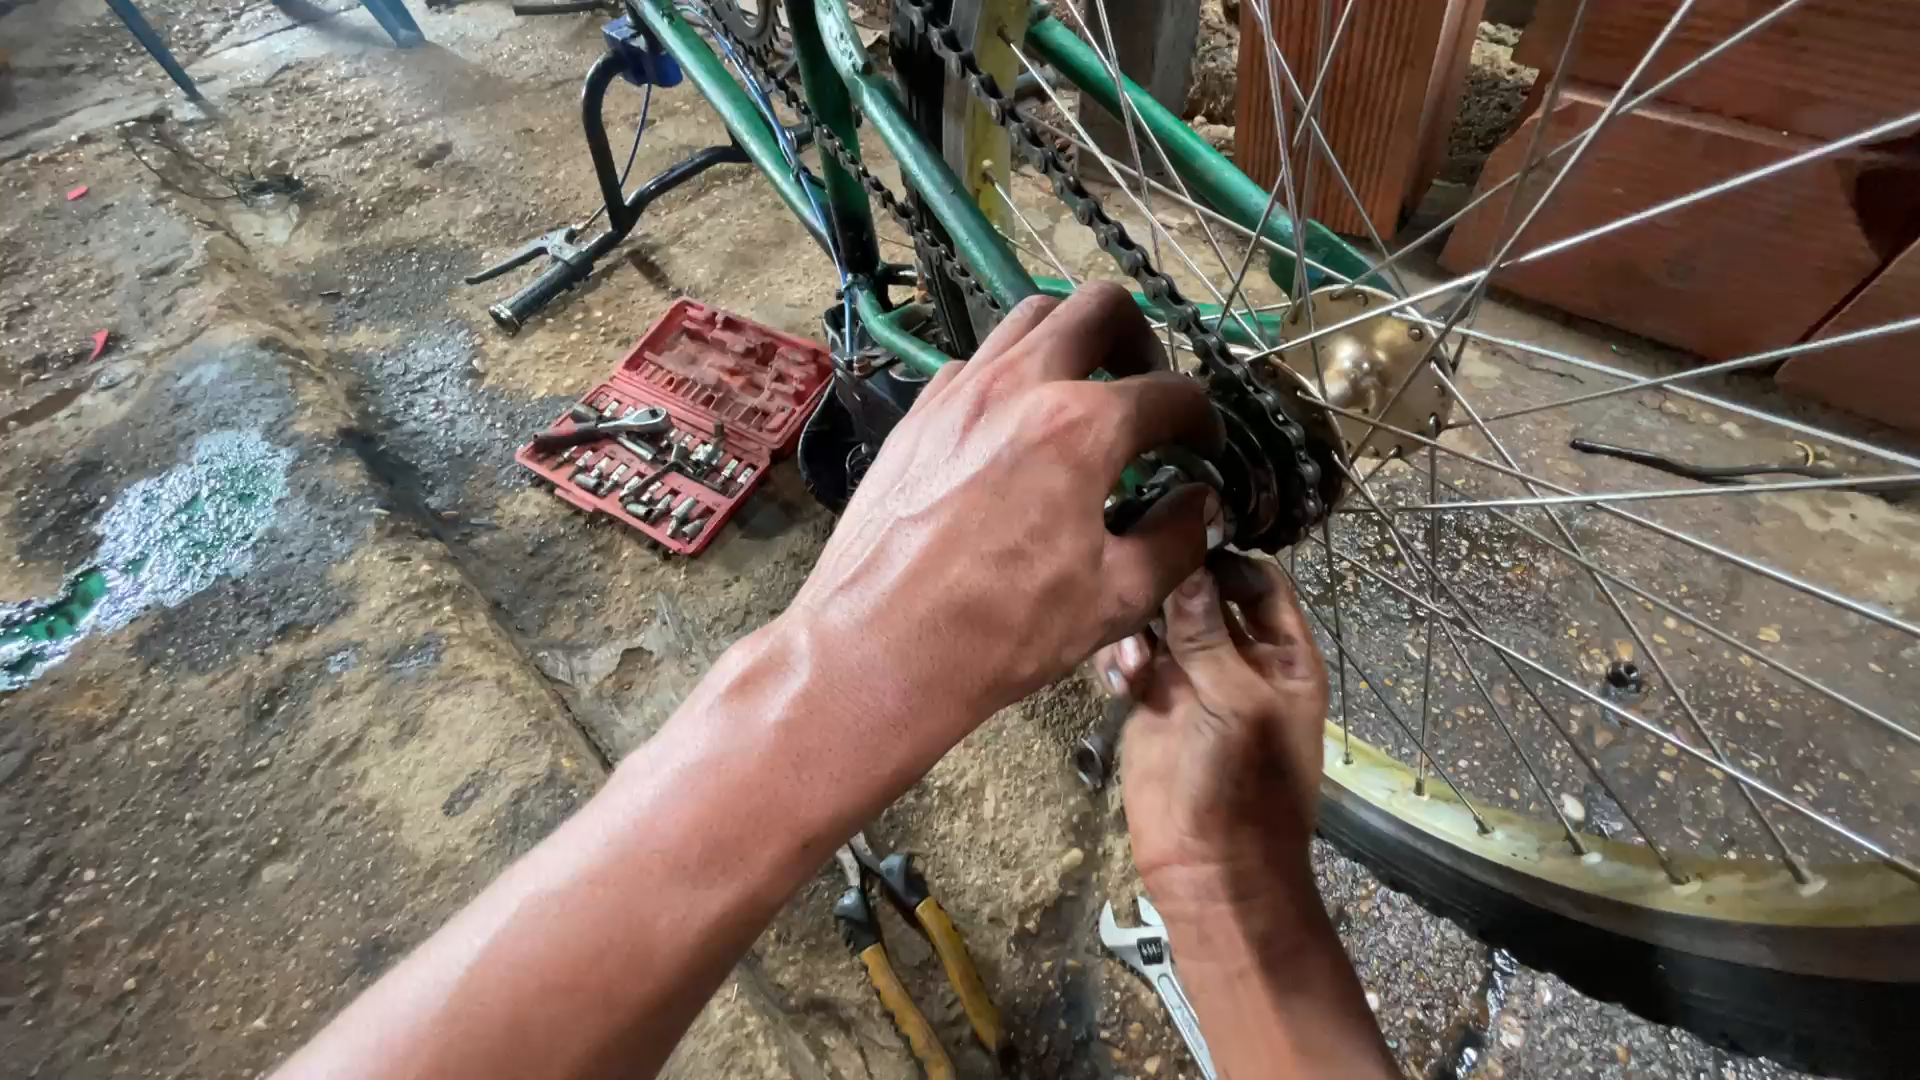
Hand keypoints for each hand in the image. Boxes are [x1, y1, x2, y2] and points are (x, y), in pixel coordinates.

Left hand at [786, 283, 1224, 736]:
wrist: (878, 648)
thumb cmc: (1000, 630)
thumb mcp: (1114, 598)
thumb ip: (1175, 539)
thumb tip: (1197, 503)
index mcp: (1079, 427)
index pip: (1171, 392)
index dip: (1204, 420)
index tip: (1203, 449)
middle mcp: (1017, 386)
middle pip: (1098, 308)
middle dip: (1141, 340)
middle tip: (1145, 393)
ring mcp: (956, 393)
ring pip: (1027, 320)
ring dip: (1070, 344)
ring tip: (1080, 400)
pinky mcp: (915, 416)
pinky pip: (972, 365)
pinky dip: (1008, 377)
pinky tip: (1010, 432)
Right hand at [1095, 553, 1329, 903]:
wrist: (1207, 867)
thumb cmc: (1243, 786)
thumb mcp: (1237, 705)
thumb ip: (1209, 635)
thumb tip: (1187, 567)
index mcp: (1281, 656)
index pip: (1258, 582)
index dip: (1224, 561)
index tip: (1178, 546)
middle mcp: (1236, 656)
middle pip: (1200, 594)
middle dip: (1170, 589)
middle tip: (1133, 580)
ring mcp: (1190, 677)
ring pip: (1159, 620)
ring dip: (1141, 630)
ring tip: (1133, 665)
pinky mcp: (1149, 698)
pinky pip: (1131, 656)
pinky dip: (1121, 659)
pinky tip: (1119, 683)